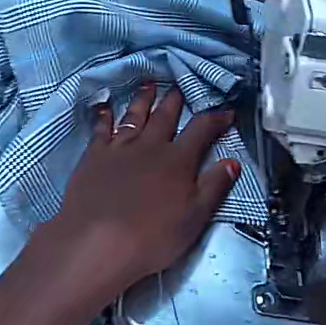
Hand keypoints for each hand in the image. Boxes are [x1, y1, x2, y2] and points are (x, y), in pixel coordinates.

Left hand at [33, 84, 239, 302]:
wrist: (98, 240)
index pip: (201, 131)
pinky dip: (105, 115)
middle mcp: (149, 146)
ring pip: (134, 116)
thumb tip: (232, 162)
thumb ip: (213, 187)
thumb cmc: (152, 236)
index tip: (225, 111)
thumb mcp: (194, 218)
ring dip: (143, 99)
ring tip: (148, 84)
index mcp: (177, 161)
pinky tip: (105, 107)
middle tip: (179, 85)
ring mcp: (119, 148)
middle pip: (164, 117)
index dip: (215, 120)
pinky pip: (101, 128)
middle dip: (175, 100)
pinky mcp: (94, 155)